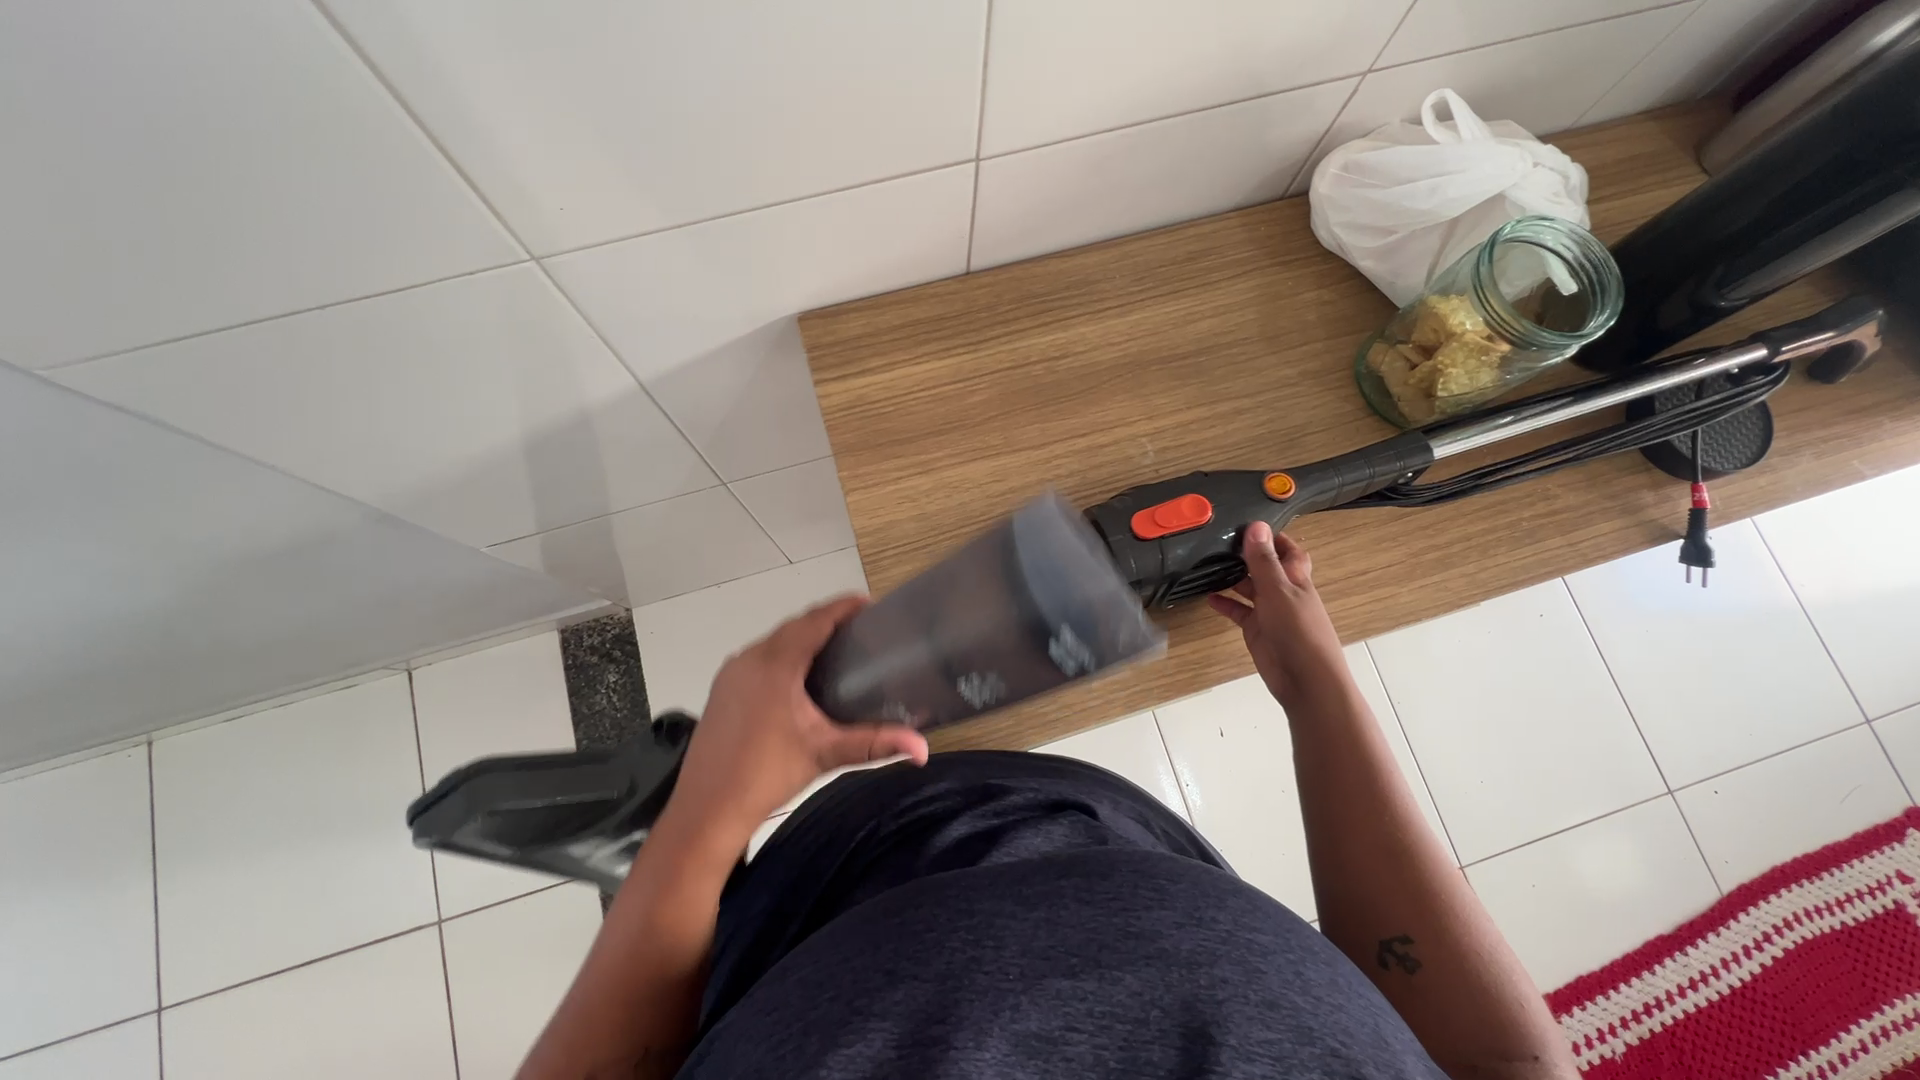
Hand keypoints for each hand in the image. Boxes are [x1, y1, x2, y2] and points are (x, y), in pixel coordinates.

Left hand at [659, 595, 928, 851]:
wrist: (706, 808)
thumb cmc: (766, 775)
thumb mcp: (825, 754)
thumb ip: (875, 744)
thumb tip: (922, 750)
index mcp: (776, 664)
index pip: (815, 620)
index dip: (843, 607)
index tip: (871, 605)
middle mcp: (750, 658)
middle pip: (794, 626)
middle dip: (827, 622)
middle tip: (861, 632)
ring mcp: (731, 673)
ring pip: (774, 642)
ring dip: (803, 639)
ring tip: (837, 651)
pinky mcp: (722, 689)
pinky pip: (758, 658)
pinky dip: (783, 656)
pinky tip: (800, 678)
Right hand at [1206, 522, 1349, 708]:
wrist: (1305, 679)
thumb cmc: (1298, 631)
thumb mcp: (1278, 590)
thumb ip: (1264, 560)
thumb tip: (1256, 525)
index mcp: (1296, 579)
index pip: (1288, 551)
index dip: (1274, 538)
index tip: (1250, 525)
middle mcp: (1283, 593)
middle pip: (1265, 568)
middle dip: (1246, 556)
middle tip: (1219, 543)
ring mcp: (1270, 612)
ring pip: (1249, 589)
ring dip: (1232, 578)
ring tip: (1208, 565)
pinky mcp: (1257, 630)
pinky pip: (1239, 612)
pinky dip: (1225, 604)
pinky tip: (1208, 597)